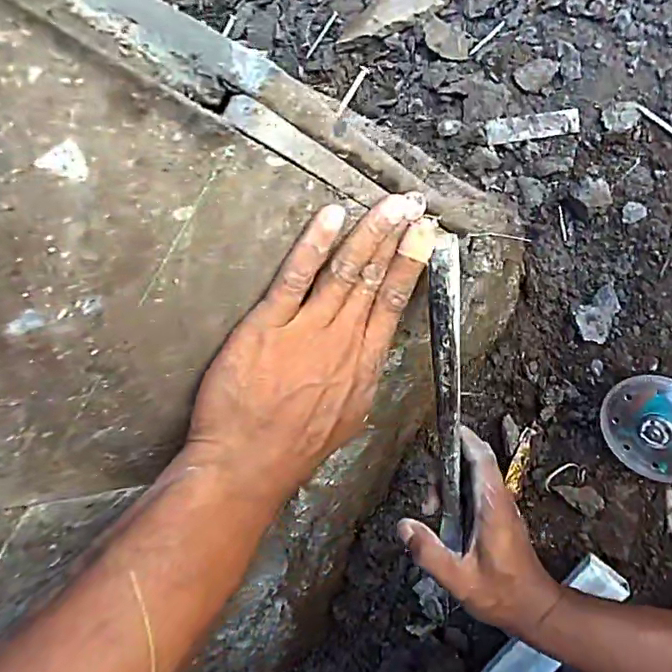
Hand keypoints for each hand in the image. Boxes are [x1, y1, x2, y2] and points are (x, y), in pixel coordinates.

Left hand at [188, 193, 436, 500]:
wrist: (248, 466)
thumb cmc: (294, 448)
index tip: (423, 239)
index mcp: (363, 364)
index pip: (394, 303)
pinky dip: (315, 246)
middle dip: (397, 238)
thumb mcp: (347, 418)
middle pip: (376, 280)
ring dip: (370, 234)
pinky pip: (296, 278)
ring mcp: (307, 332)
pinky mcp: (268, 327)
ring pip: (347, 273)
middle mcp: (343, 342)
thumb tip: (368, 360)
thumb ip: (360, 381)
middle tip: (413, 206)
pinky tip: (332, 219)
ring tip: (389, 206)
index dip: (409, 266)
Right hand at [398, 426, 563, 637]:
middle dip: (446, 468)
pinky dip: (458, 496)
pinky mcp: (500, 518)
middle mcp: (501, 500)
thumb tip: (404, 526)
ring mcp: (503, 508)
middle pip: (475, 464)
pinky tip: (444, 519)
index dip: (465, 439)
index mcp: (493, 506)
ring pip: (475, 479)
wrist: (534, 608)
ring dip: (451, 484)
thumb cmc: (502, 594)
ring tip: (432, 512)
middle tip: (429, 498)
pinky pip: (478, 493)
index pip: (482, 458)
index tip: (446, 429)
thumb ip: (429, 552)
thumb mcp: (459, 579)